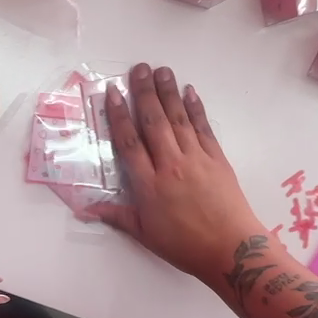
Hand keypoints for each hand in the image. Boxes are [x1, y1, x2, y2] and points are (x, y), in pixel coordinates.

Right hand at [89, 65, 266, 289]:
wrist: (231, 249)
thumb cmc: (184, 246)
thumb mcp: (144, 234)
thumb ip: (116, 216)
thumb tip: (85, 210)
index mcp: (149, 184)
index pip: (130, 142)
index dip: (120, 115)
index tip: (114, 93)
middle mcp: (171, 165)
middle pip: (154, 122)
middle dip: (145, 93)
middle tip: (138, 68)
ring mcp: (196, 159)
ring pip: (179, 119)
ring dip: (169, 93)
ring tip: (161, 70)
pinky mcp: (217, 159)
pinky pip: (204, 128)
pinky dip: (196, 109)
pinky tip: (189, 92)